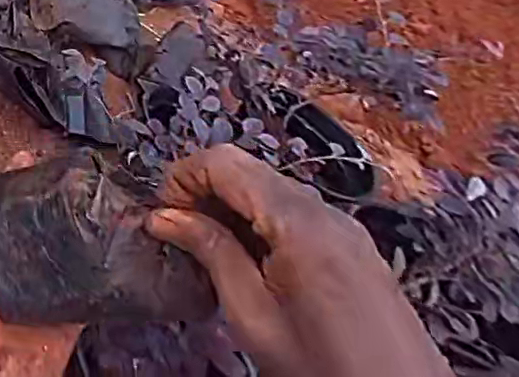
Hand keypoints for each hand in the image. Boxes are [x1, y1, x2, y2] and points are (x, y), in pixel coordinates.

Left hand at [0, 152, 82, 376]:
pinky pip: (89, 290)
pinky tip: (112, 248)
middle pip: (39, 220)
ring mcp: (47, 286)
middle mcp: (20, 260)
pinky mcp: (69, 313)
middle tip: (69, 173)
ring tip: (94, 199)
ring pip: (66, 248)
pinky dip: (100, 272)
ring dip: (79, 226)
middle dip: (52, 195)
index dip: (17, 179)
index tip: (30, 157)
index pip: (6, 203)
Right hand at [145, 146, 451, 376]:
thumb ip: (210, 252)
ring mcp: (345, 228)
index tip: (163, 213)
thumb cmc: (325, 373)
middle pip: (243, 166)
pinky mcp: (356, 249)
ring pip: (265, 186)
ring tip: (210, 248)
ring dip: (228, 203)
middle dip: (201, 187)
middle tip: (179, 229)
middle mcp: (325, 211)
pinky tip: (249, 259)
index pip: (221, 161)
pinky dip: (257, 218)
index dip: (181, 177)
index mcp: (300, 221)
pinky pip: (292, 210)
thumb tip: (163, 216)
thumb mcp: (254, 317)